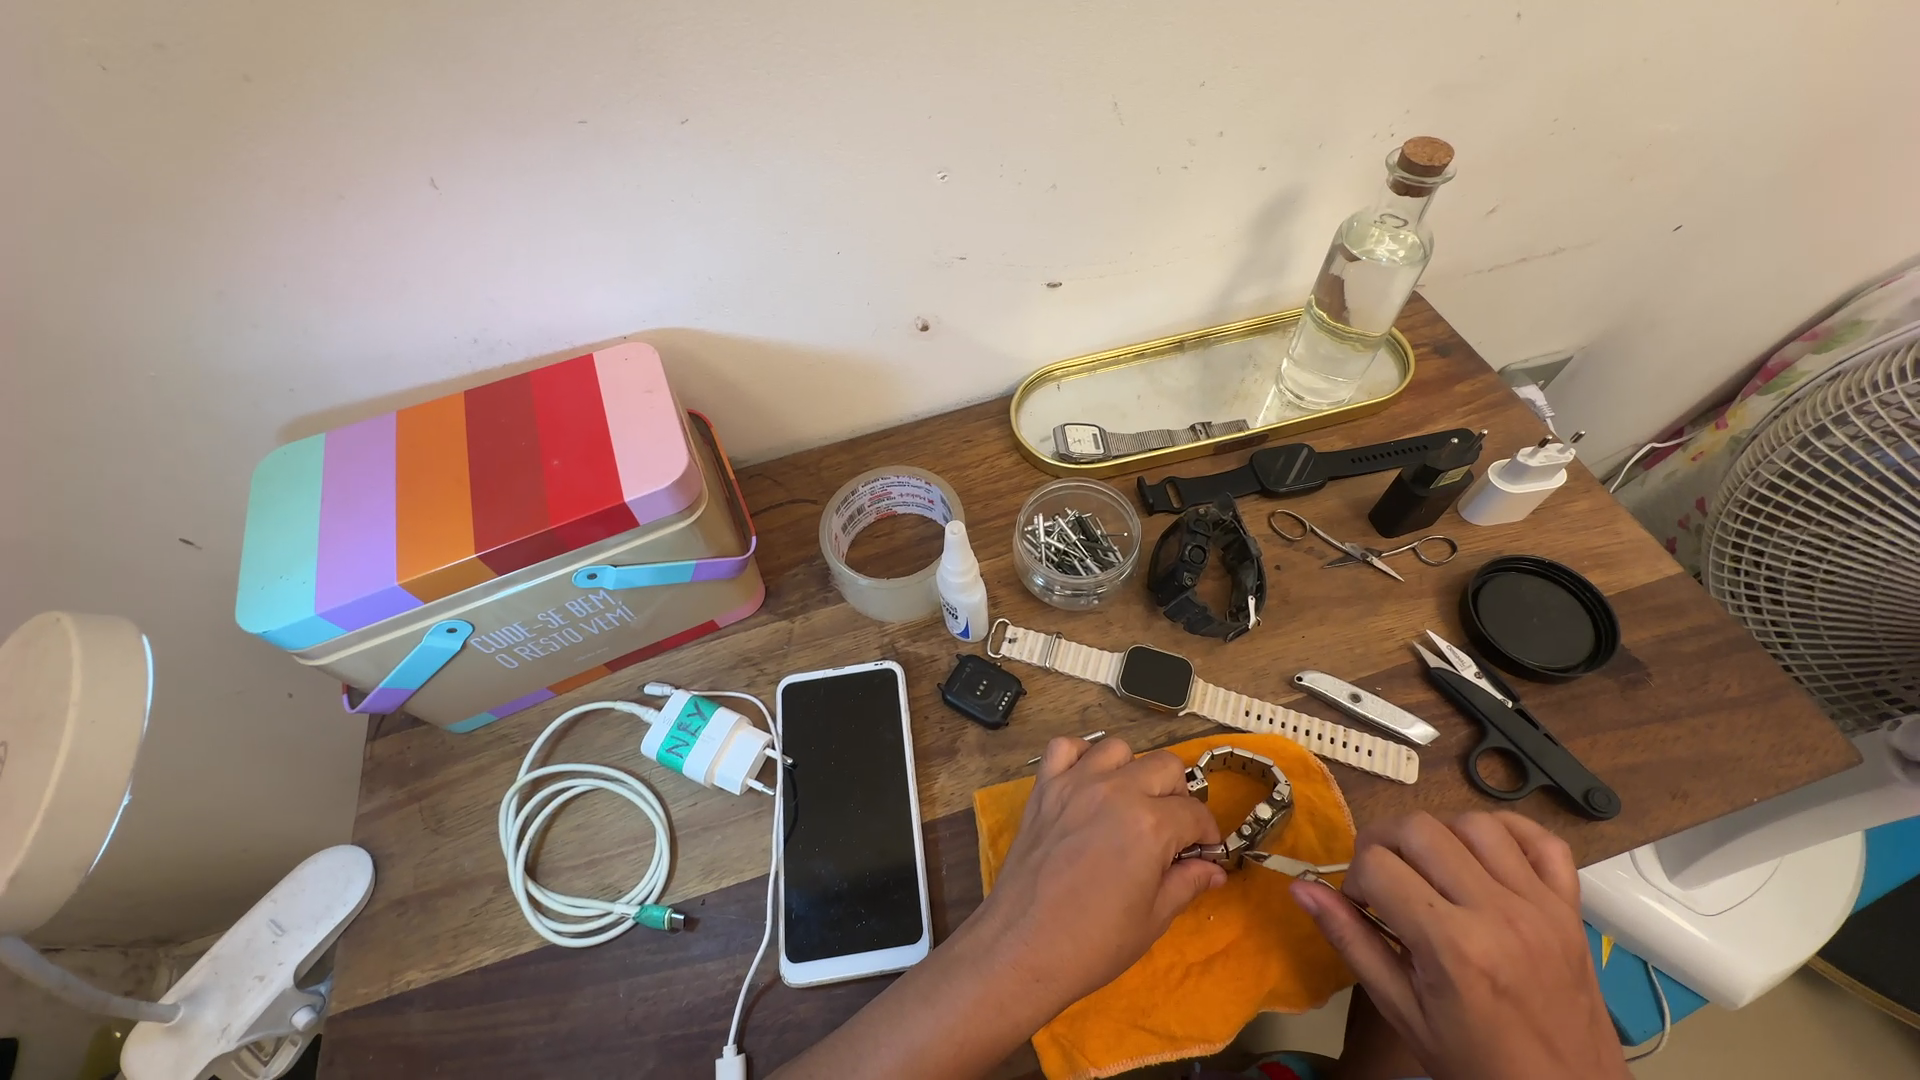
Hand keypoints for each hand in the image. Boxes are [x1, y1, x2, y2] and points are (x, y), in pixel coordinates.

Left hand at [969, 736, 1225, 1011]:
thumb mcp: (1153, 919)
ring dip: (1132, 770)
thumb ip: (1187, 883)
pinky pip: (1064, 747)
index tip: (1202, 853)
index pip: (1195, 812)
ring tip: (1128, 804)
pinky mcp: (1044, 787)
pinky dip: (1079, 755)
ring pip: (1118, 748)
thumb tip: (1214, 869)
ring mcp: (1075, 783)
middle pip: (1165, 766)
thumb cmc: (1094, 942)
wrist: (1024, 946)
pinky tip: (1086, 783)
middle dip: (1177, 796)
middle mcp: (1115, 791)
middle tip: (1170, 830)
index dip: (1206, 835)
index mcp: (1150, 824)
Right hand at [1293, 811, 1627, 1079]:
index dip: (1354, 879)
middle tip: (1384, 879)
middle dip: (1384, 843)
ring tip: (1431, 869)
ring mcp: (1541, 907)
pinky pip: (1542, 841)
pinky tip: (1483, 855)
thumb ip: (1350, 940)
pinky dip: (1508, 833)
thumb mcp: (1401, 1010)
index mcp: (1451, 945)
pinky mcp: (1571, 909)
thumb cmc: (1474, 1062)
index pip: (1376, 865)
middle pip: (1419, 828)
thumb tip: (1300, 887)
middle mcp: (1497, 913)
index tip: (1361, 907)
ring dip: (1439, 835)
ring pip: (1474, 823)